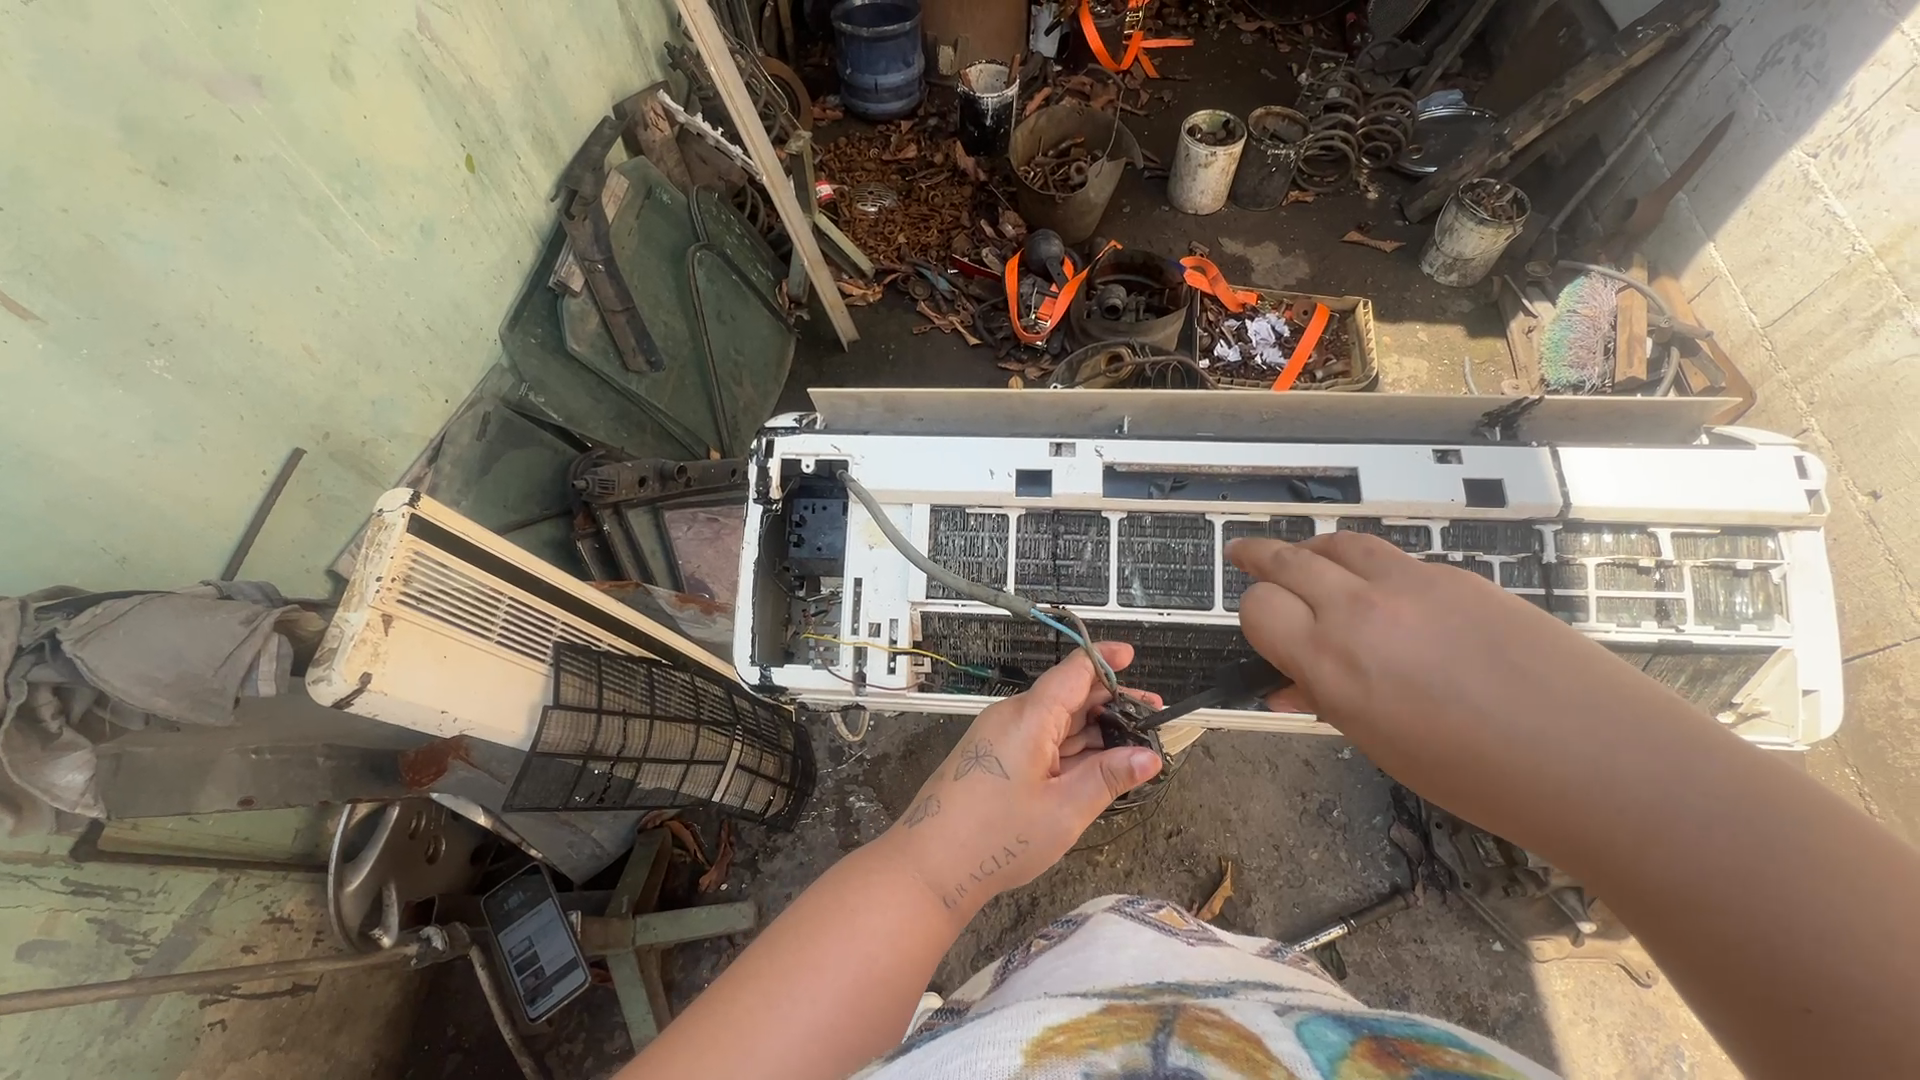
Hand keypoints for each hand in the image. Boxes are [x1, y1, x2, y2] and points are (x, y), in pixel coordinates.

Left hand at [873, 642, 1163, 921]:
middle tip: (1153, 716)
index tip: (1132, 655)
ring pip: (1055, 721)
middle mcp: (1012, 717)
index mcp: (1029, 717)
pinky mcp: (994, 758)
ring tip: (1134, 743)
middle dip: (1110, 702)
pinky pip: (1039, 740)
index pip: (1073, 672)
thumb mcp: (1065, 809)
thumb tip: (1149, 756)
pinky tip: (1096, 764)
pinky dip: (1070, 747)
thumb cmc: (998, 836)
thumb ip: (1109, 777)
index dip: (1104, 660)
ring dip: (1093, 729)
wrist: (930, 866)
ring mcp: (1000, 737)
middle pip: (1067, 696)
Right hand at [1226, 532, 1711, 849]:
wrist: (1601, 761)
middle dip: (1258, 557)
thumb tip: (1292, 685)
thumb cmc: (1479, 776)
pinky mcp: (1461, 576)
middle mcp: (1362, 610)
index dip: (1256, 616)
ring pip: (1341, 544)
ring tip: (1306, 558)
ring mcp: (1415, 584)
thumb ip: (1327, 701)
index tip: (1264, 632)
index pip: (1259, 607)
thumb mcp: (1382, 745)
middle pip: (1288, 559)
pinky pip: (1395, 559)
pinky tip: (1386, 594)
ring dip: (1314, 550)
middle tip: (1243, 556)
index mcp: (1332, 662)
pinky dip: (1372, 567)